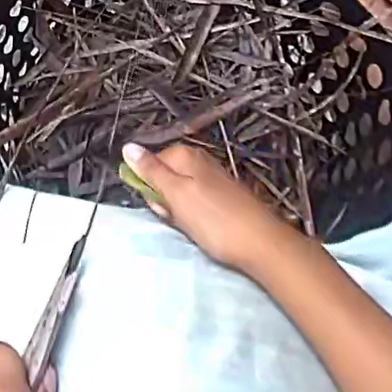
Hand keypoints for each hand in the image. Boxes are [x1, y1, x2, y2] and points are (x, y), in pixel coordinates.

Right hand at [121, 142, 293, 266]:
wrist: (264, 245)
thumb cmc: (214, 220)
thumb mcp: (175, 194)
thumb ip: (150, 170)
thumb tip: (127, 146)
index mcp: (184, 155)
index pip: (148, 164)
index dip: (149, 186)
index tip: (158, 204)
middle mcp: (199, 160)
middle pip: (164, 177)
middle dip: (164, 199)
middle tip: (175, 216)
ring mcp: (214, 178)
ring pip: (180, 192)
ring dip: (179, 210)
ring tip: (191, 226)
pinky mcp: (225, 196)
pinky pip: (197, 201)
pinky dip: (196, 215)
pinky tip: (205, 228)